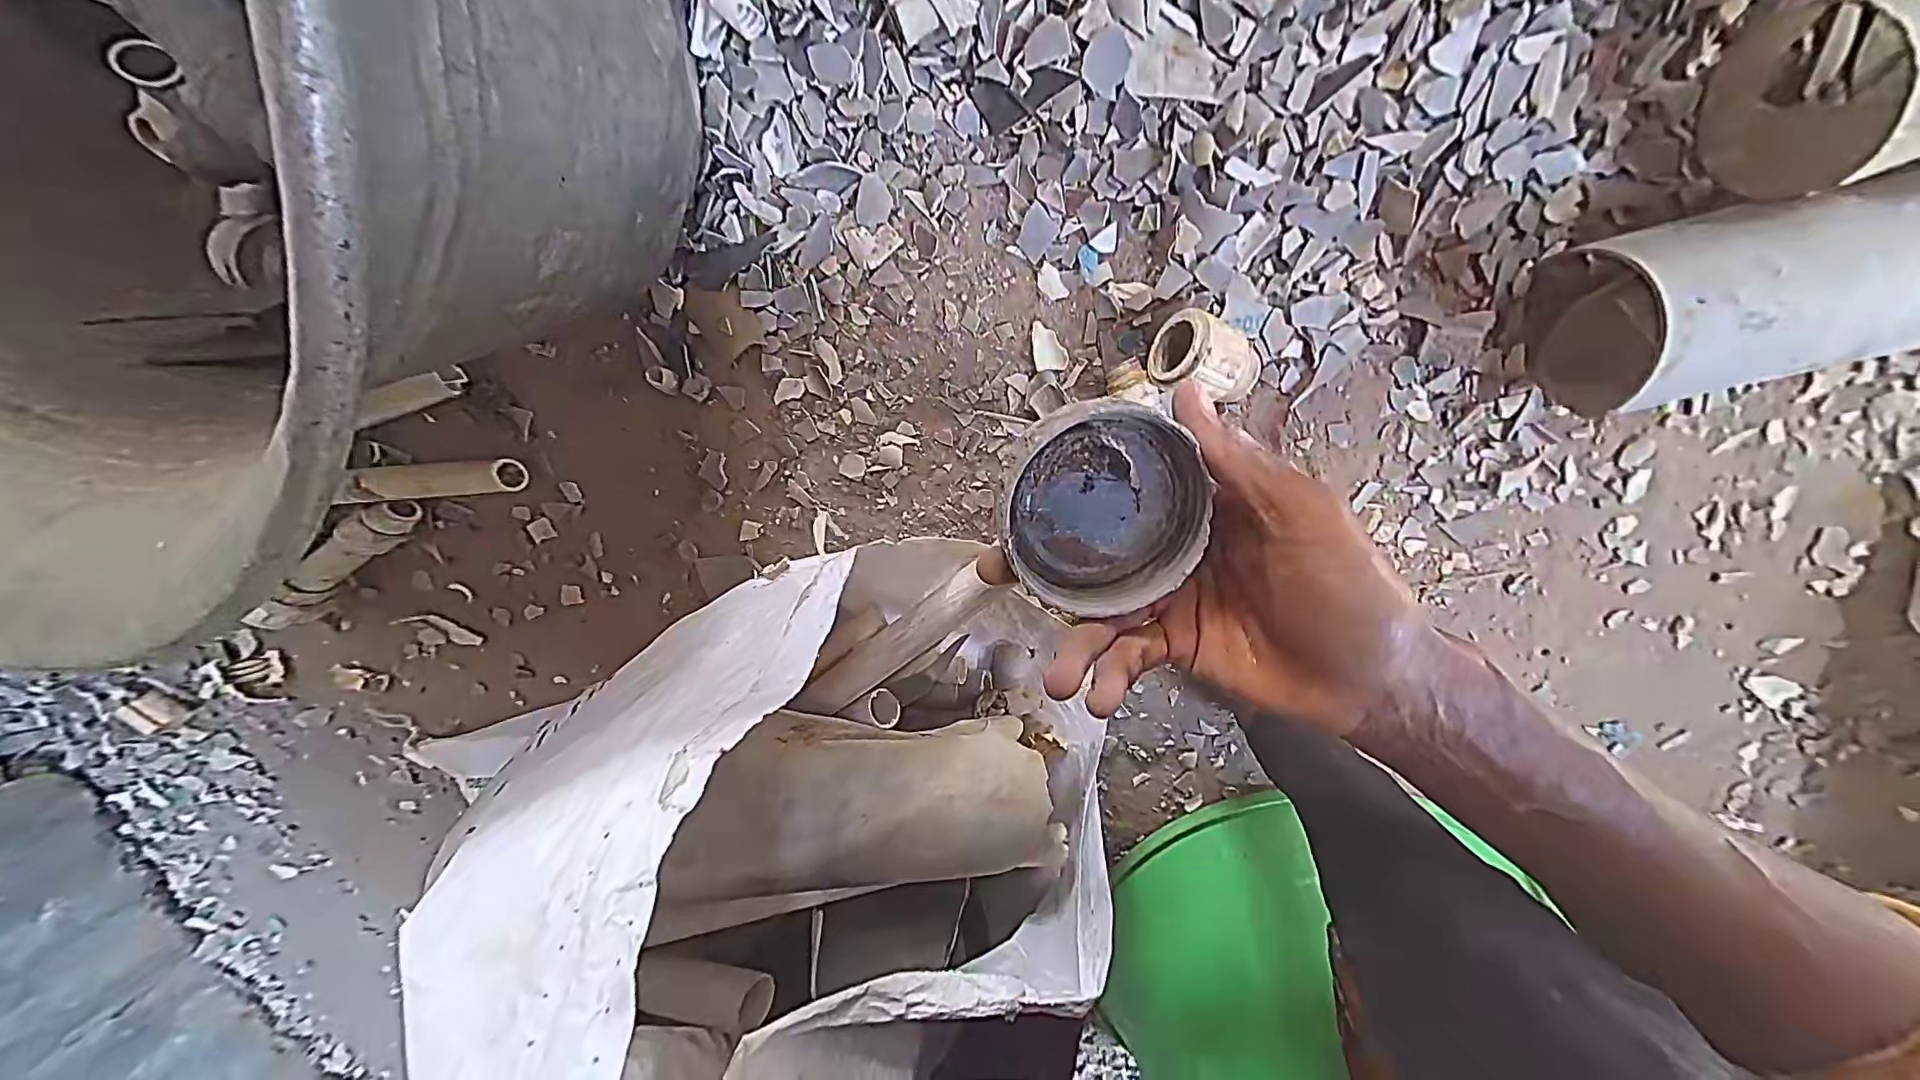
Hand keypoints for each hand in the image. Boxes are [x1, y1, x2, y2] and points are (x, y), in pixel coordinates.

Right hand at [1043, 381, 1426, 736]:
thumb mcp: (1299, 514)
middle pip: (1098, 549)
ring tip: (1059, 675)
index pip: (1130, 486)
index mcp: (1202, 506)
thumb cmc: (1348, 585)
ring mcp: (1170, 598)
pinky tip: (1099, 697)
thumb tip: (1185, 394)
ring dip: (1075, 643)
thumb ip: (1237, 462)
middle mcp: (1176, 547)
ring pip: (1104, 613)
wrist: (1371, 680)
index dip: (1078, 486)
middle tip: (997, 569)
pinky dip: (1110, 676)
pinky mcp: (1175, 645)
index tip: (1028, 492)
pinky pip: (1129, 656)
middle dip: (1046, 564)